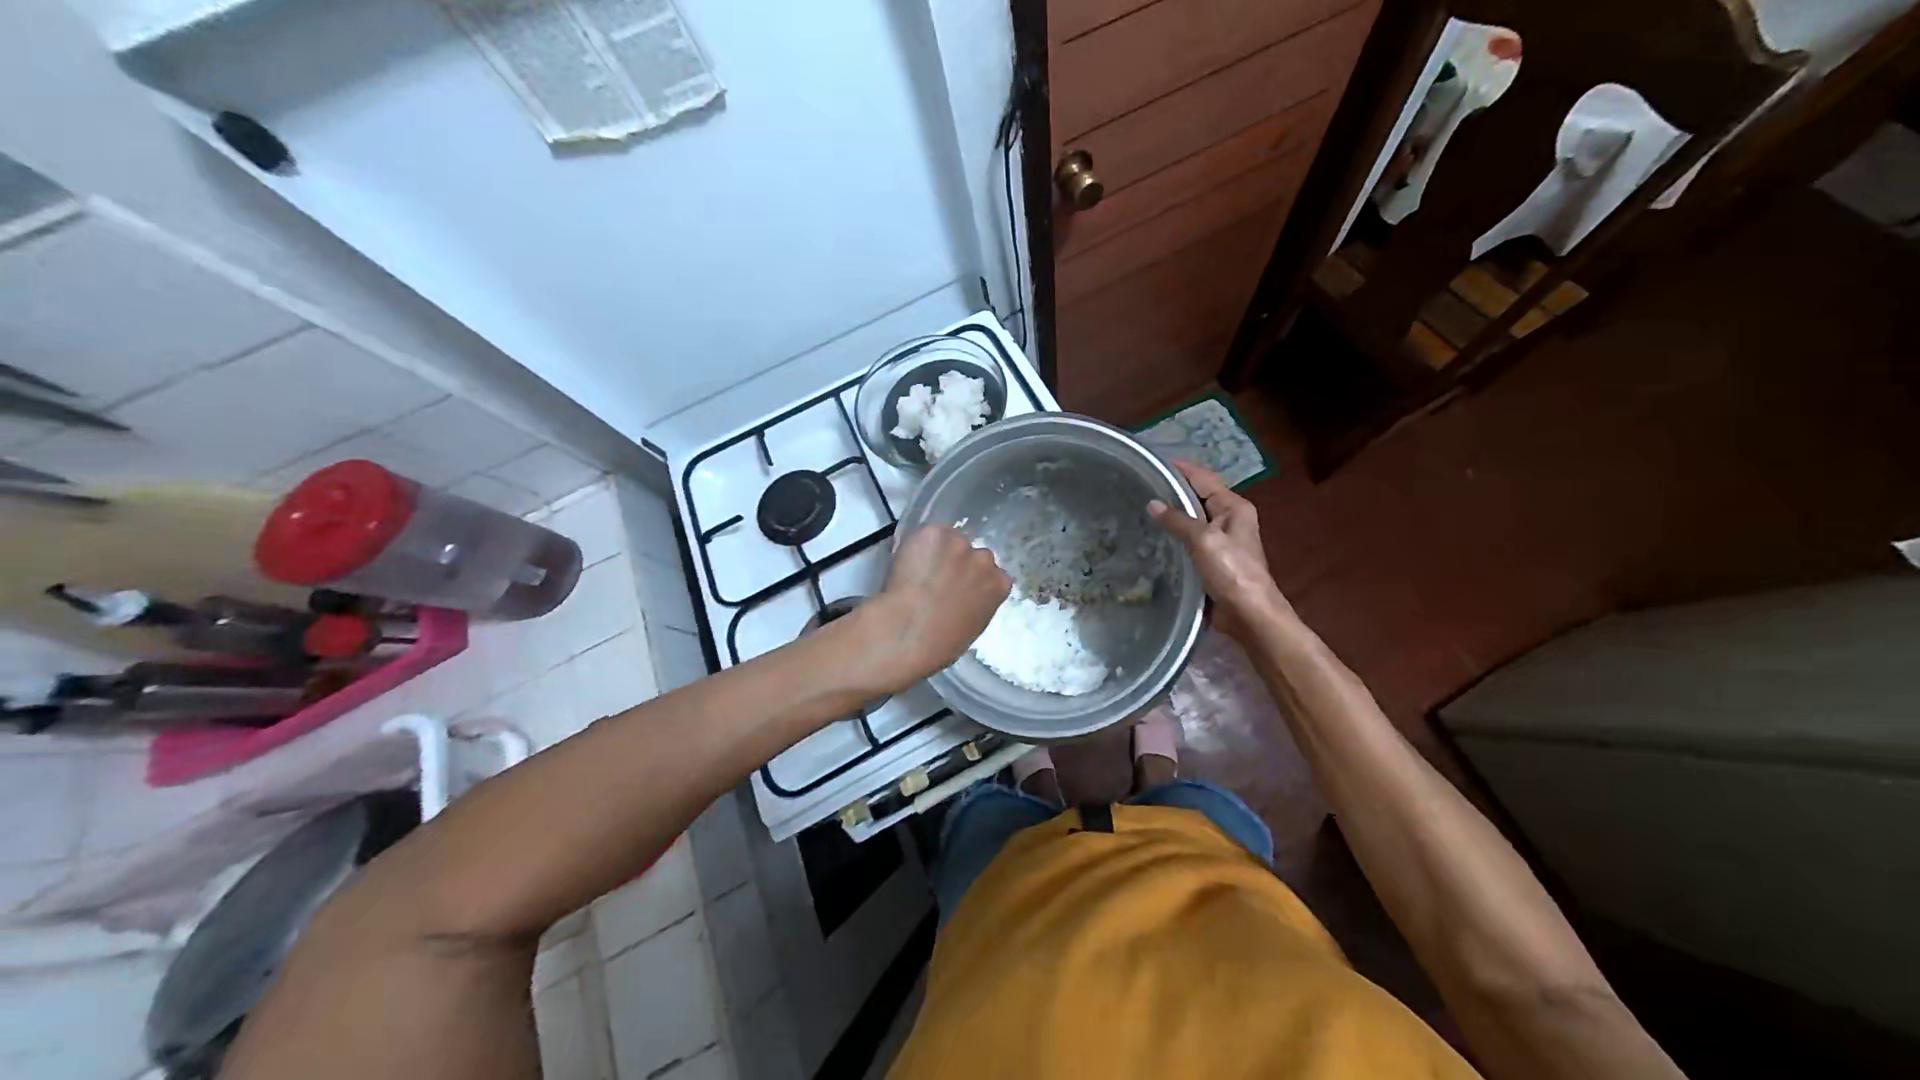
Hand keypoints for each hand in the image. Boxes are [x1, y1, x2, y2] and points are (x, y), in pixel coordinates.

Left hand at [853, 526, 1010, 692]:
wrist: (909, 630)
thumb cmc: (941, 643)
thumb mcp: (972, 627)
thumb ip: (974, 604)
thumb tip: (961, 599)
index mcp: (999, 585)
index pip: (992, 574)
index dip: (972, 580)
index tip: (957, 589)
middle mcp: (985, 558)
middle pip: (973, 554)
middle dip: (958, 563)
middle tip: (936, 580)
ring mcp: (959, 542)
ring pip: (949, 540)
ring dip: (937, 551)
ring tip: (917, 572)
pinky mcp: (933, 533)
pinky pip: (925, 535)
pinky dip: (915, 545)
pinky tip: (906, 563)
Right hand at [1149, 461, 1292, 637]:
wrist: (1249, 614)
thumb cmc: (1232, 572)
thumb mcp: (1203, 540)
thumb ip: (1177, 520)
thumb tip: (1152, 504)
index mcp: (1235, 507)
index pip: (1204, 479)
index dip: (1181, 469)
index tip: (1154, 461)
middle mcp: (1230, 519)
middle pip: (1197, 497)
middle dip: (1173, 491)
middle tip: (1140, 485)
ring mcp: (1221, 541)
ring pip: (1192, 520)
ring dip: (1172, 515)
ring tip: (1140, 508)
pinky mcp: (1212, 560)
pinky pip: (1189, 540)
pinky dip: (1174, 536)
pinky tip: (1154, 538)